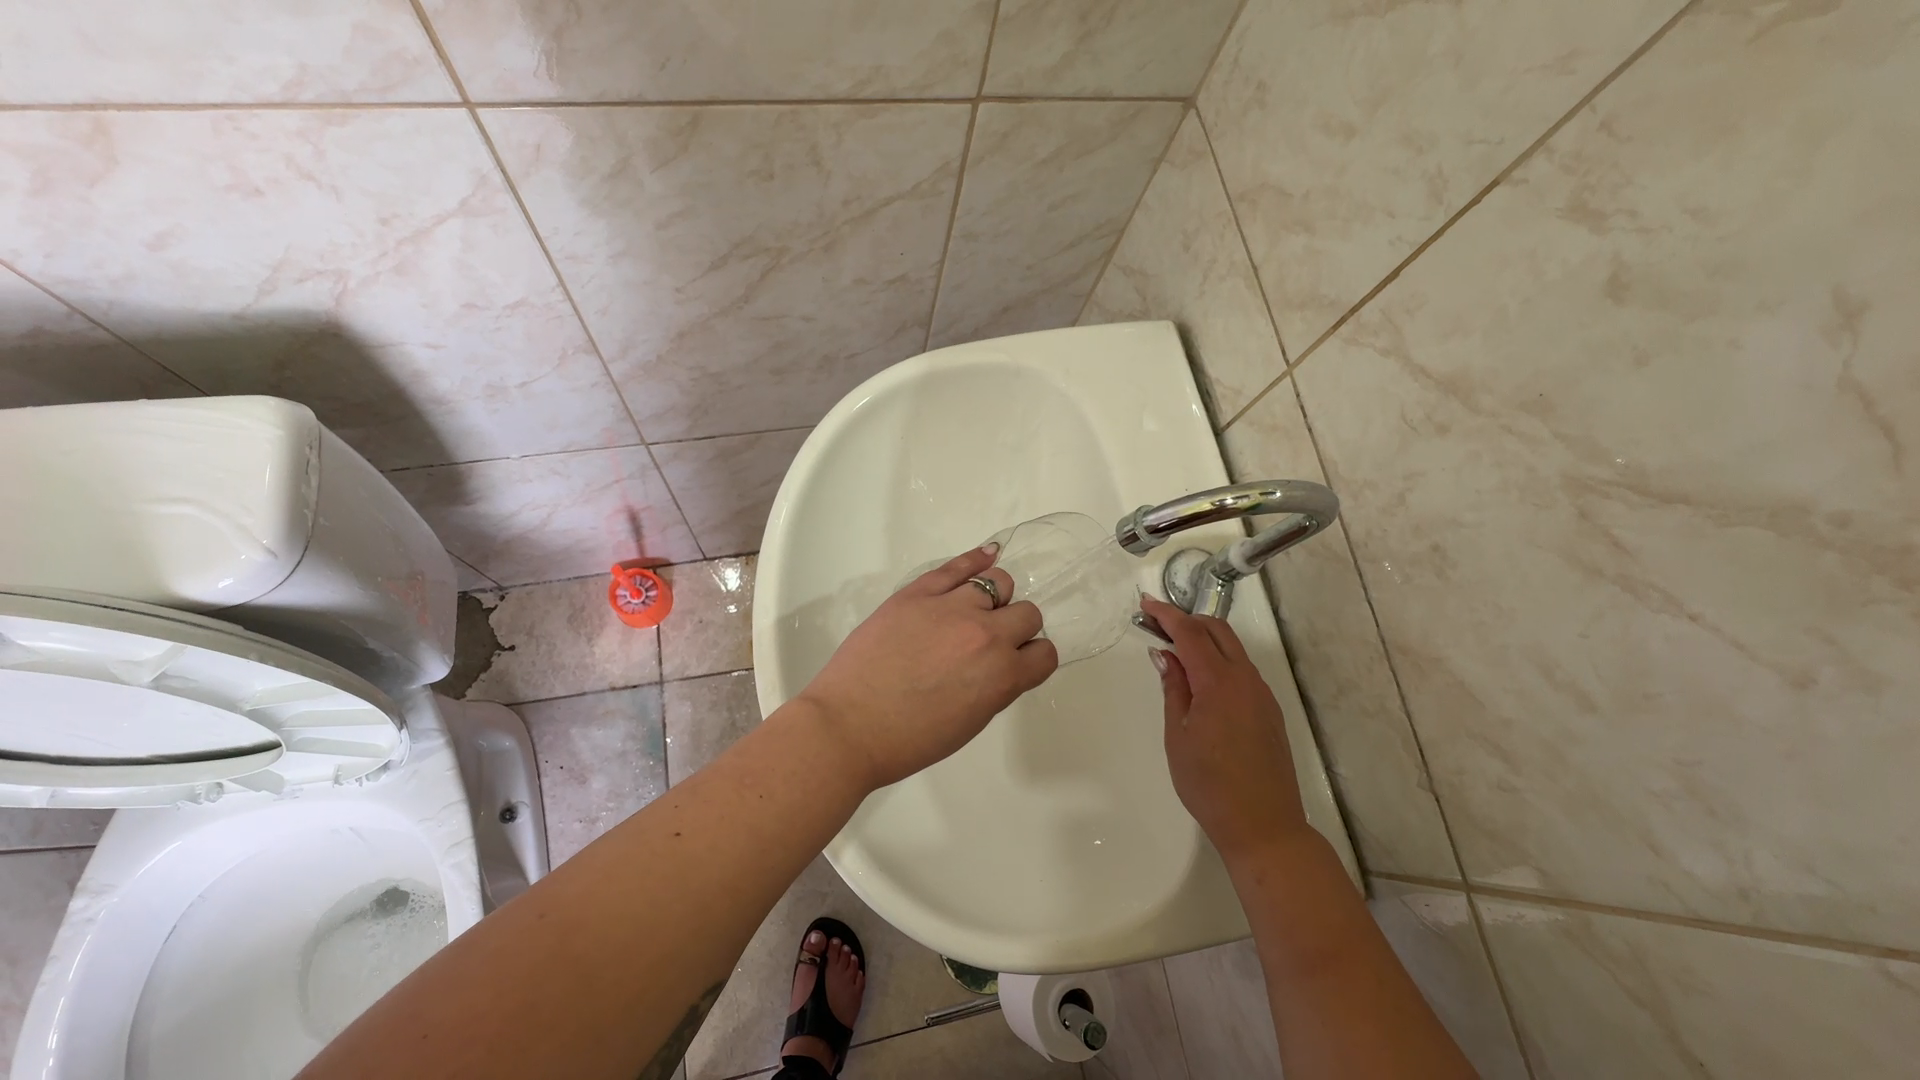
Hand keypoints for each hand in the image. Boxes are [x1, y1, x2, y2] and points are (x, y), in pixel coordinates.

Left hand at [797, 545, 1058, 789]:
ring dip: (995, 598)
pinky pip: (957, 566)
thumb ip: (995, 688)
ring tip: (973, 612)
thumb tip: (1000, 665)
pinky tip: (988, 554)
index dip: (1031, 659)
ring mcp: (950, 608)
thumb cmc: (909, 740)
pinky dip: (977, 558)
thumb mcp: (969, 722)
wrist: (848, 726)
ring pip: (998, 582)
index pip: (1044, 654)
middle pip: (1026, 614)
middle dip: (1015, 628)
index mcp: (1002, 676)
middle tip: (988, 643)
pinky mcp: (917, 593)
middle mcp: (986, 635)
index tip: (1015, 663)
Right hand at [1143, 595, 1311, 861]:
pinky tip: (1200, 680)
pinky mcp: (1269, 710)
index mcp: (1219, 683)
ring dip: (1205, 640)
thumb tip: (1165, 654)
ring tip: (1175, 650)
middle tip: (1157, 624)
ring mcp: (1262, 694)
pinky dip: (1219, 661)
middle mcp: (1246, 679)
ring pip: (1233, 649)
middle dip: (1187, 620)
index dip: (1167, 615)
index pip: (1191, 634)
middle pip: (1218, 631)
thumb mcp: (1178, 735)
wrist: (1263, 824)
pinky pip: (1242, 671)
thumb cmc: (1208, 784)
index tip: (1145, 603)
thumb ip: (1174, 688)